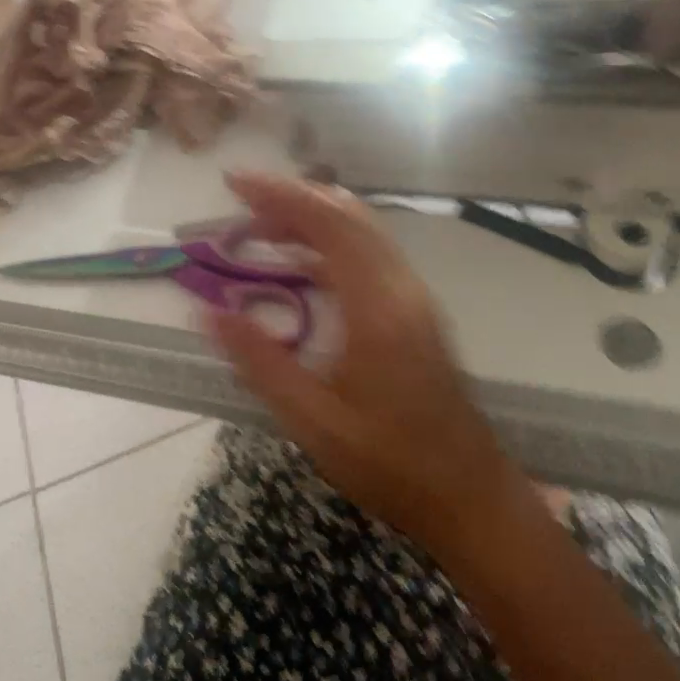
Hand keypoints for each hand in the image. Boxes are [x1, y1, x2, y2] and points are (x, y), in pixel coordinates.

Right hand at [208, 172, 525, 552]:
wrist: (470, 497)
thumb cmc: (391, 463)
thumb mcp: (313, 421)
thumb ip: (260, 363)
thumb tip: (209, 314)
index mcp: (378, 307)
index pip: (328, 223)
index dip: (280, 195)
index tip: (234, 183)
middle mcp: (402, 290)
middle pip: (349, 217)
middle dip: (293, 200)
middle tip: (240, 206)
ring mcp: (415, 301)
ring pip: (363, 235)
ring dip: (313, 222)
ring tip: (260, 233)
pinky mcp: (418, 317)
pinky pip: (371, 259)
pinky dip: (332, 247)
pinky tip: (301, 270)